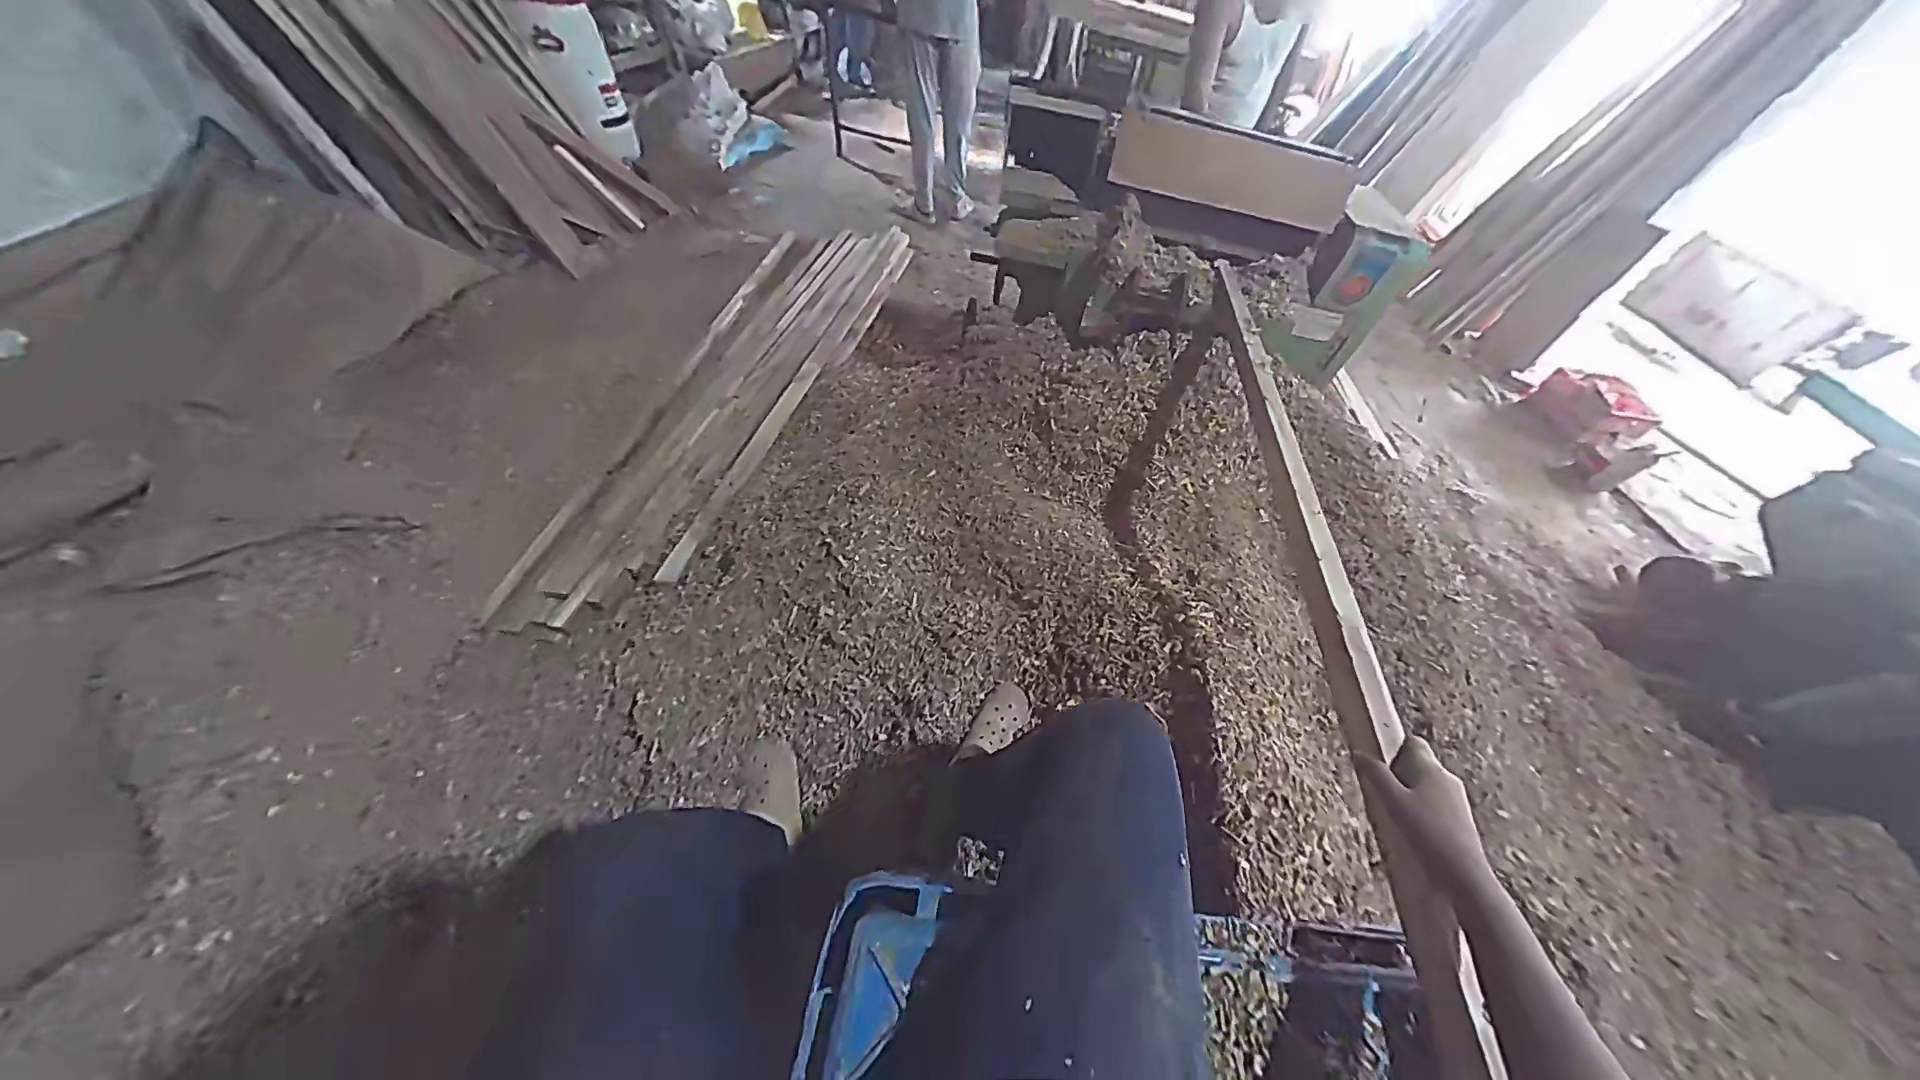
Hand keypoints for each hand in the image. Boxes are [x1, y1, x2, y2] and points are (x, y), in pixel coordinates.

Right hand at [1355, 736, 1497, 903]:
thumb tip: (1359, 753)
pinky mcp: (1460, 820)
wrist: (1464, 876)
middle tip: (1380, 791)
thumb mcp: (1392, 801)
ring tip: (1393, 814)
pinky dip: (1419, 810)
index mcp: (1432, 769)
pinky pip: (1433, 804)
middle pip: (1417, 764)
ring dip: (1407, 794)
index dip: (1393, 747)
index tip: (1377, 761)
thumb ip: (1375, 774)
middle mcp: (1447, 779)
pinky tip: (1410, 830)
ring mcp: (1456, 801)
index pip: (1413, 743)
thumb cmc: (1427, 833)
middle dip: (1397, 774)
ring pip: (1424, 786)